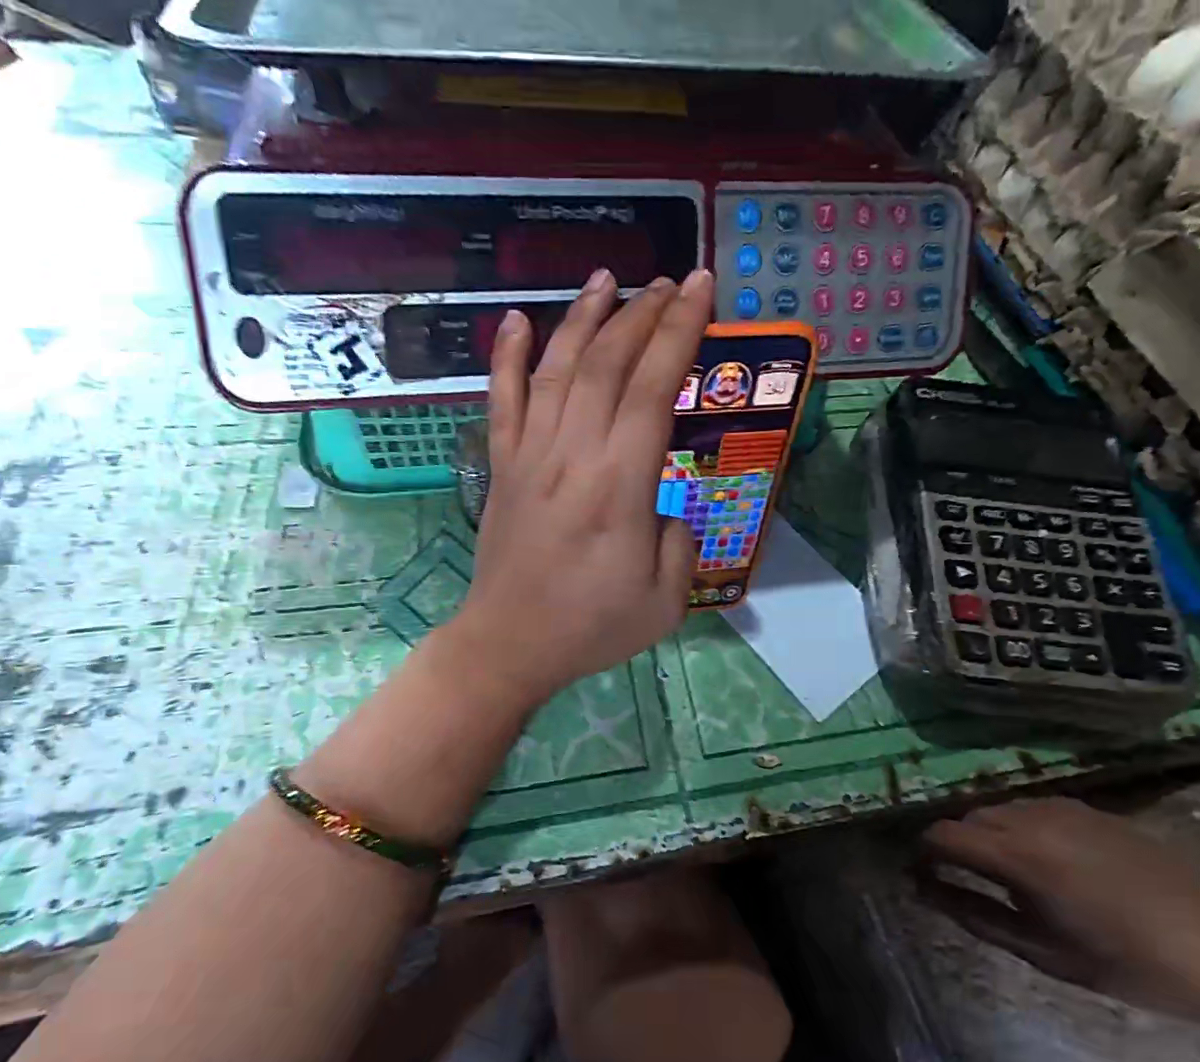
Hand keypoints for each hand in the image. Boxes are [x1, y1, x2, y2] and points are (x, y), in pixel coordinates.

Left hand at [449, 268, 711, 704]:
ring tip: (607, 279)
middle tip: (666, 283)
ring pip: (556, 369)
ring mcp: (529, 455)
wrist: (510, 643)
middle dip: (641, 314)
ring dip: (583, 318)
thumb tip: (665, 503)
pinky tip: (515, 319)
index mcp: (621, 485)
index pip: (654, 388)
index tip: (698, 289)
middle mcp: (573, 454)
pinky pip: (501, 400)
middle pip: (607, 364)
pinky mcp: (501, 465)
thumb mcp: (666, 598)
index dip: (679, 331)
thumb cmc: (592, 626)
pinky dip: (507, 356)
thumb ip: (679, 539)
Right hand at [923, 797, 1199, 1032]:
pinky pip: (1028, 808)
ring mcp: (1059, 806)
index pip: (941, 834)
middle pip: (966, 817)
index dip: (922, 853)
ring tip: (1000, 870)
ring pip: (997, 809)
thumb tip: (924, 891)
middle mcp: (1029, 817)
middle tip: (959, 878)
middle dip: (954, 844)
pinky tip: (1040, 858)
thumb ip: (976, 915)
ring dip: (986, 834)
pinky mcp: (1085, 806)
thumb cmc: (1130, 960)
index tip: (922, 875)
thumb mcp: (1046, 952)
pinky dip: (1017, 827)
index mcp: (1018, 854)